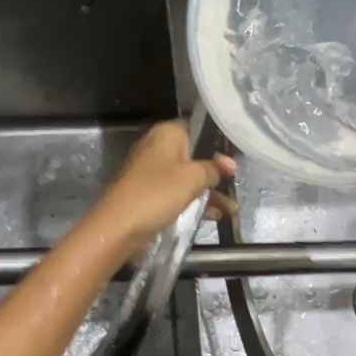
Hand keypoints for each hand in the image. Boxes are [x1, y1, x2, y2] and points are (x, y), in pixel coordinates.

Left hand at [84, 120, 237, 254]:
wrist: (119, 227)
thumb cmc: (158, 193)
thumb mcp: (193, 178)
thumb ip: (214, 168)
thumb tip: (229, 163)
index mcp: (166, 134)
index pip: (198, 128)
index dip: (218, 142)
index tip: (236, 157)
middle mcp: (158, 148)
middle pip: (194, 156)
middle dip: (216, 172)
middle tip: (235, 183)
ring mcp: (152, 172)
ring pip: (188, 178)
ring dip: (209, 192)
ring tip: (231, 209)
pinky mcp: (150, 194)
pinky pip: (178, 193)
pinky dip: (194, 202)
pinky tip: (213, 216)